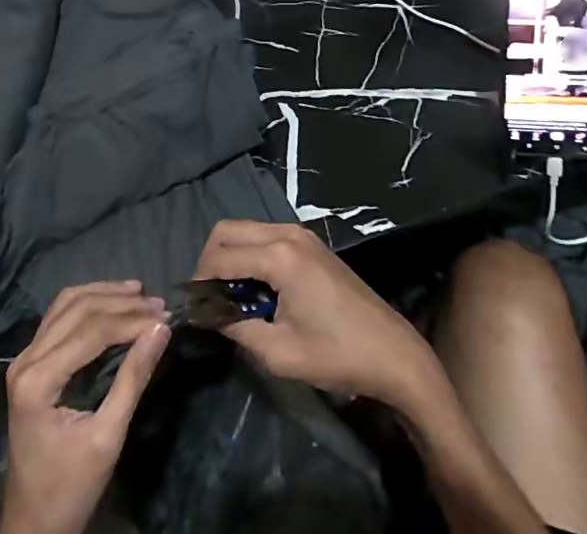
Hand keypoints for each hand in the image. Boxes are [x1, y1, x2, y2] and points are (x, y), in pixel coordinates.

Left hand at [0, 281, 170, 533]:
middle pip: (78, 309)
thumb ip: (133, 378)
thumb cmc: (71, 484)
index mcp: (37, 381)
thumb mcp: (108, 435)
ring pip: (67, 304)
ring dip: (105, 294)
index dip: (132, 319)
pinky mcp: (31, 361)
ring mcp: (25, 358)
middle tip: (160, 307)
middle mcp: (25, 360)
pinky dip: (89, 302)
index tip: (166, 319)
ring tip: (141, 294)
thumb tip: (161, 329)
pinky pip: (59, 316)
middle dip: (122, 303)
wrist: (34, 519)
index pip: (92, 331)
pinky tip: (114, 302)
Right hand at [193, 220, 441, 411]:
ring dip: (230, 257)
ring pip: (247, 230)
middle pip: (227, 230)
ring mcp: (303, 235)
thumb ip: (236, 326)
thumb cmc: (336, 355)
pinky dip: (251, 255)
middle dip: (209, 261)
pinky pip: (266, 237)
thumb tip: (206, 312)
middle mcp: (289, 234)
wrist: (391, 352)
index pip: (219, 256)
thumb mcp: (278, 351)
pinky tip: (256, 291)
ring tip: (231, 298)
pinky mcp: (311, 244)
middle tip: (210, 300)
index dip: (199, 283)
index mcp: (280, 256)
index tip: (194, 310)